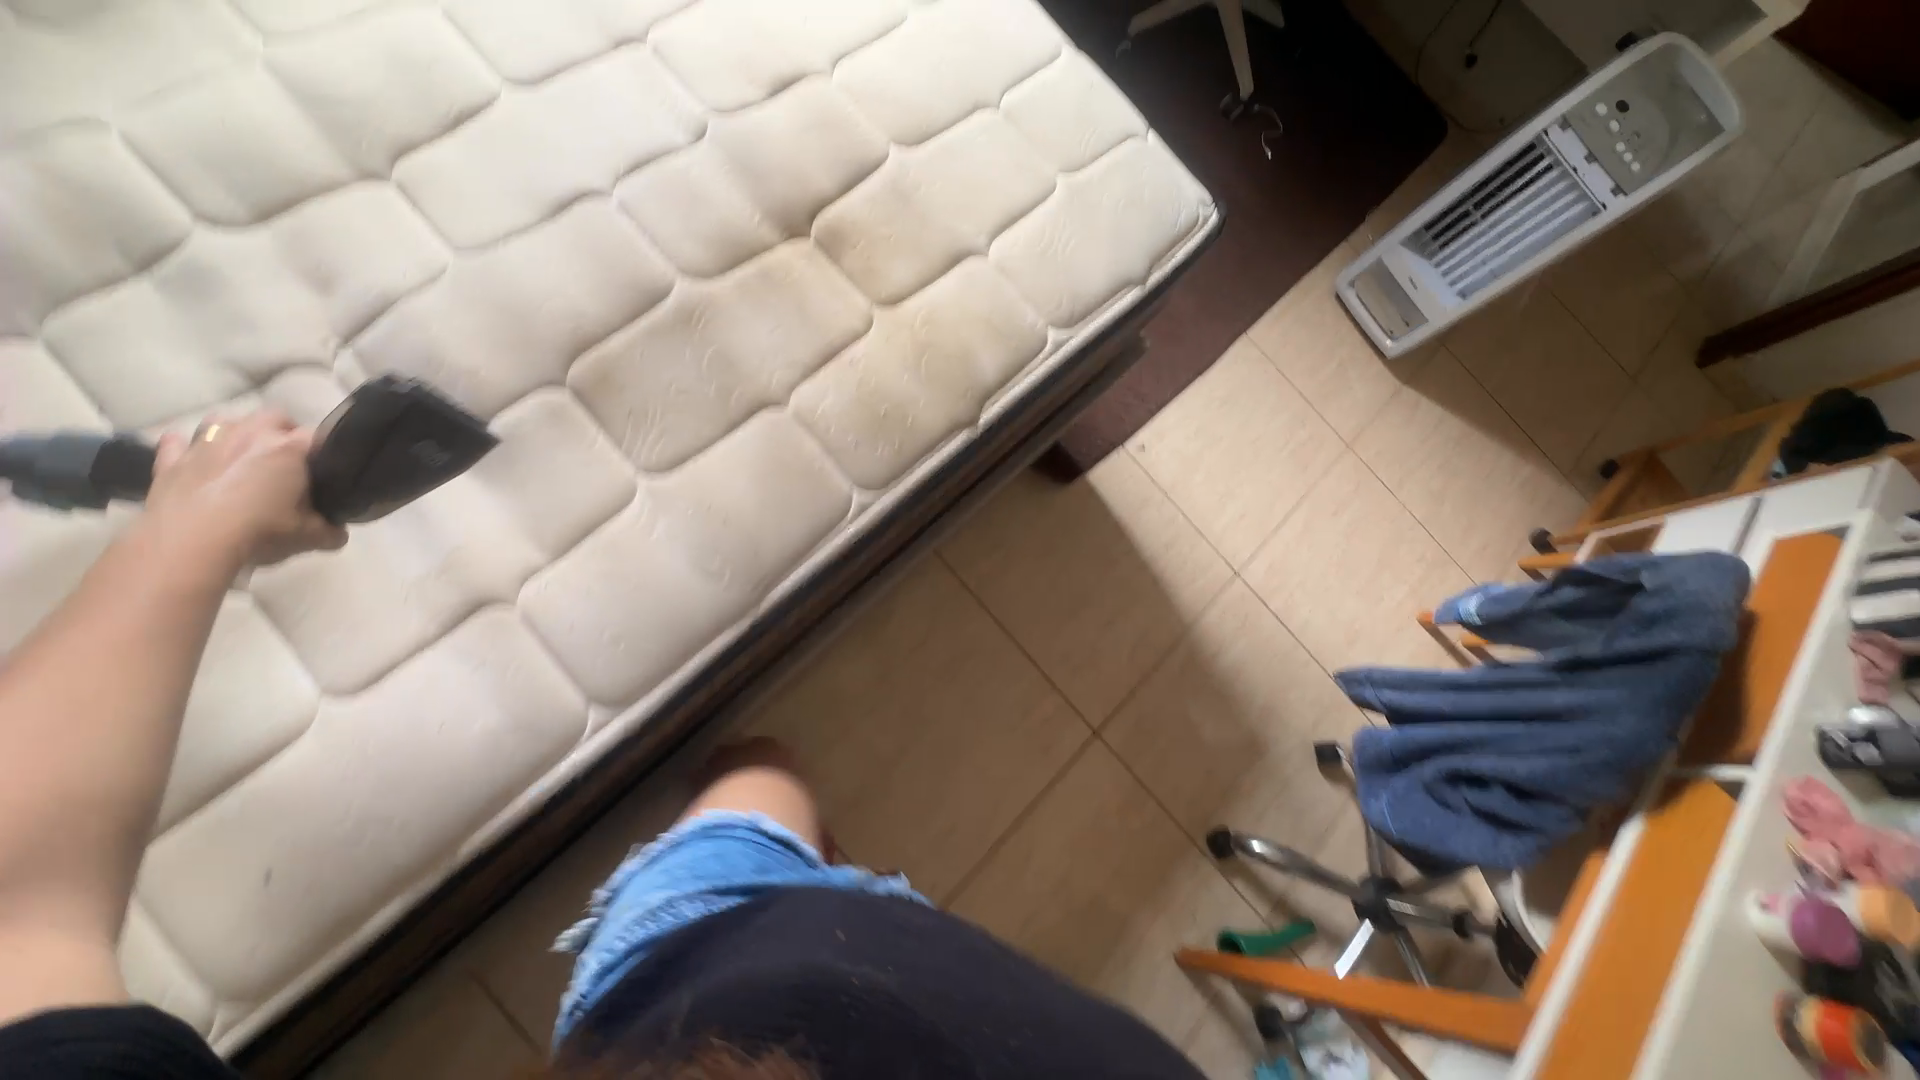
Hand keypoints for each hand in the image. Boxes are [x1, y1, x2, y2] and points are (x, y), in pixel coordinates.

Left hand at [144, 410, 347, 568]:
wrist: (190, 542)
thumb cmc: (261, 531)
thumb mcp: (311, 537)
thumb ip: (331, 530)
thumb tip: (338, 531)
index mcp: (288, 448)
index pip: (320, 435)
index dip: (327, 450)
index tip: (328, 469)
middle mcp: (248, 435)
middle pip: (274, 416)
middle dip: (283, 430)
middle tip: (289, 458)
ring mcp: (205, 443)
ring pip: (223, 420)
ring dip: (235, 431)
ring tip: (242, 454)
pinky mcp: (170, 461)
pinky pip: (177, 443)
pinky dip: (186, 447)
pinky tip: (193, 458)